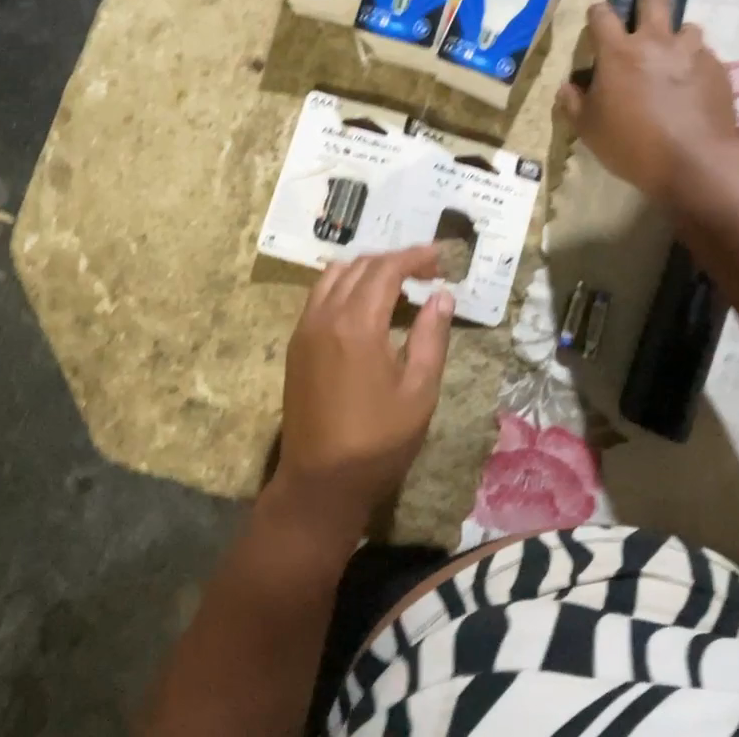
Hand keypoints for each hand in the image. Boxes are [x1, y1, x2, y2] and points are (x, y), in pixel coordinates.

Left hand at [277, 245, 455, 531]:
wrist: (321, 481)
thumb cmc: (379, 441)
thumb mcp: (420, 391)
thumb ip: (432, 336)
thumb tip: (441, 295)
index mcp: (357, 325)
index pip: (387, 269)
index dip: (415, 257)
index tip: (441, 257)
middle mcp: (325, 316)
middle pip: (360, 267)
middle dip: (395, 260)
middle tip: (427, 270)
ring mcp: (305, 329)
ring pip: (334, 276)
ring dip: (367, 270)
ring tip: (398, 283)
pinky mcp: (296, 345)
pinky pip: (319, 296)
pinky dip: (345, 286)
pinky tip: (366, 304)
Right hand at [558, 0, 738, 206]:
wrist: (695, 162)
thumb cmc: (632, 146)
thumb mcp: (590, 131)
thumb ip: (575, 105)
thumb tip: (567, 89)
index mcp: (619, 53)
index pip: (602, 17)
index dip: (597, 12)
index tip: (597, 12)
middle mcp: (656, 42)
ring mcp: (691, 53)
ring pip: (687, 27)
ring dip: (679, 33)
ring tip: (678, 44)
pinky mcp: (718, 70)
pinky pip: (704, 57)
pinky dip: (696, 64)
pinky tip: (695, 84)